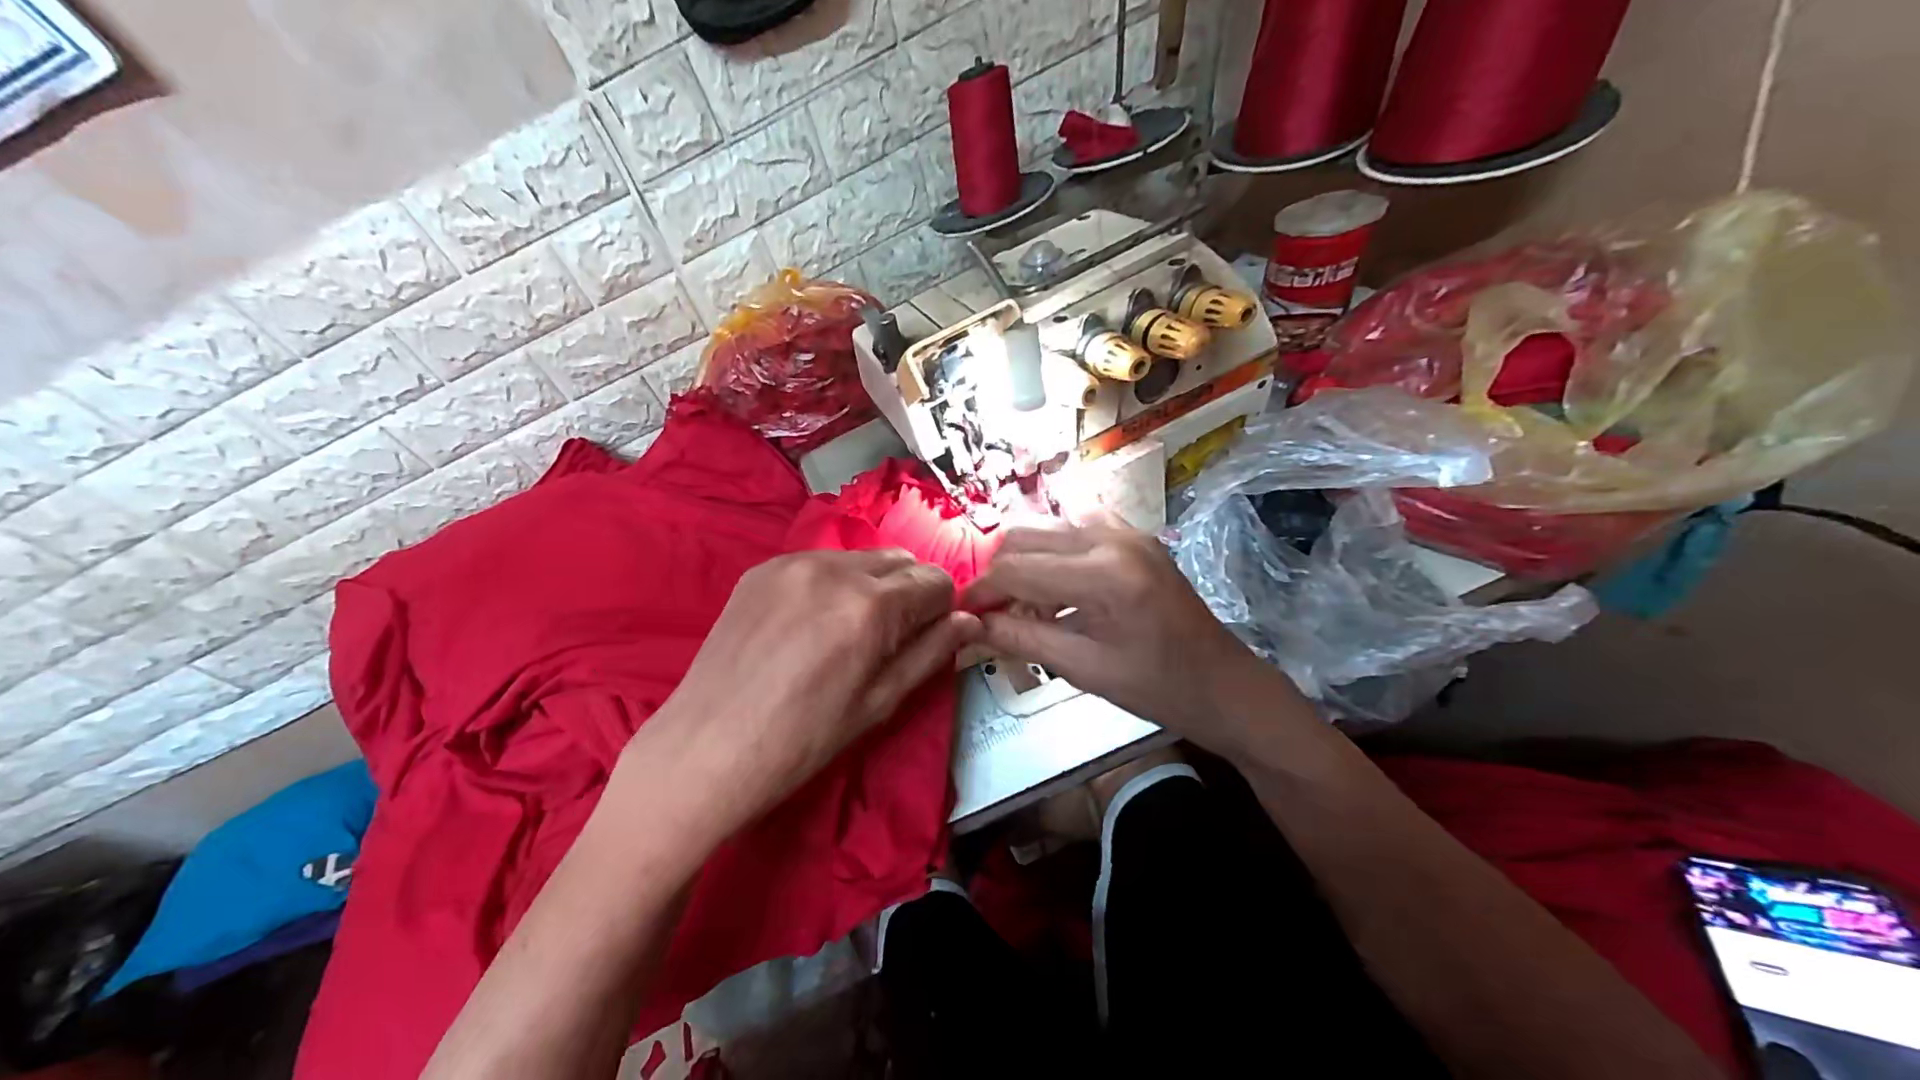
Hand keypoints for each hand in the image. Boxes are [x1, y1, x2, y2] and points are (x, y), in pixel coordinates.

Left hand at [638, 550, 977, 836]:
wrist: (706, 749)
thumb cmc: (802, 741)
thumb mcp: (879, 703)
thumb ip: (930, 654)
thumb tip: (969, 621)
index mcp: (870, 606)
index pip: (935, 581)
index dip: (942, 609)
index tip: (929, 636)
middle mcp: (834, 569)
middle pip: (901, 560)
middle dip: (910, 592)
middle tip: (892, 637)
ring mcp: (791, 563)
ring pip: (861, 558)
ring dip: (873, 585)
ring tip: (848, 631)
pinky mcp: (760, 569)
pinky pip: (819, 563)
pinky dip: (832, 584)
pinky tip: (811, 624)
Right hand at [961, 515, 1310, 761]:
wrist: (1223, 683)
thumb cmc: (1157, 687)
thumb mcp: (1083, 669)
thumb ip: (1021, 640)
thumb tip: (970, 626)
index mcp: (1104, 574)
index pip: (1017, 569)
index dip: (981, 591)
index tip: (962, 613)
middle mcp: (1112, 537)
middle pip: (1025, 536)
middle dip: (1000, 573)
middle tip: (993, 614)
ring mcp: (1127, 531)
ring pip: (1047, 527)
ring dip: (1025, 562)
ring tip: (1027, 608)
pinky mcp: (1134, 535)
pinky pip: (1076, 528)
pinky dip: (1054, 553)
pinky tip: (1057, 588)